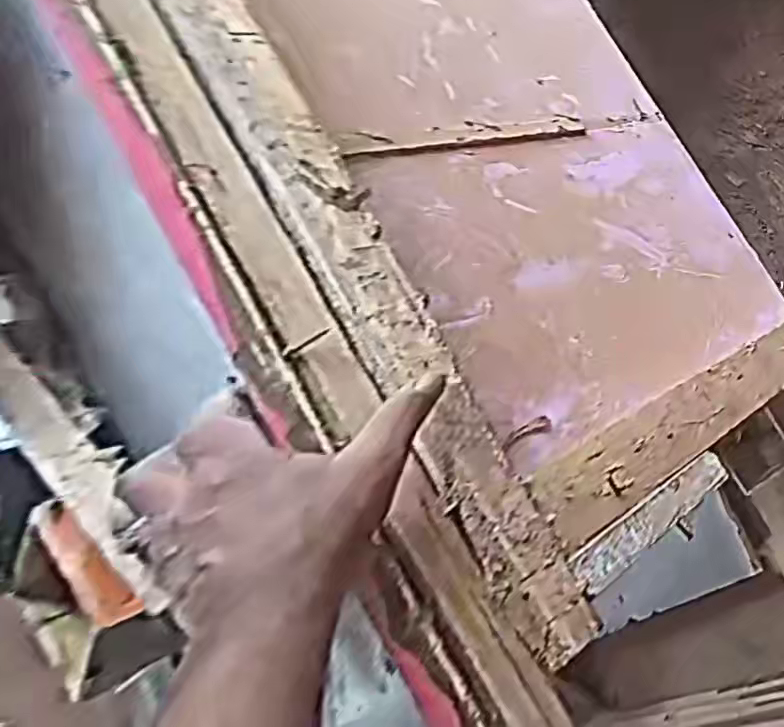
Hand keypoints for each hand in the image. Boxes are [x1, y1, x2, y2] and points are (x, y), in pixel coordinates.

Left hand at [122, 376, 443, 641]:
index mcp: (233, 464)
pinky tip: (209, 549)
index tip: (241, 406)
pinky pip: (158, 558)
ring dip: (166, 505)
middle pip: (153, 471)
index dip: (223, 412)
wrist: (273, 615)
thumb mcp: (374, 466)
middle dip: (175, 461)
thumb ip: (398, 420)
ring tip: (202, 501)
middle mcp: (191, 499)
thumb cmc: (317, 536)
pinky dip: (175, 548)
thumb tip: (427, 381)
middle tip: (210, 457)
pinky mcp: (172, 582)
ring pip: (144, 516)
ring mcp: (174, 545)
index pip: (206, 424)